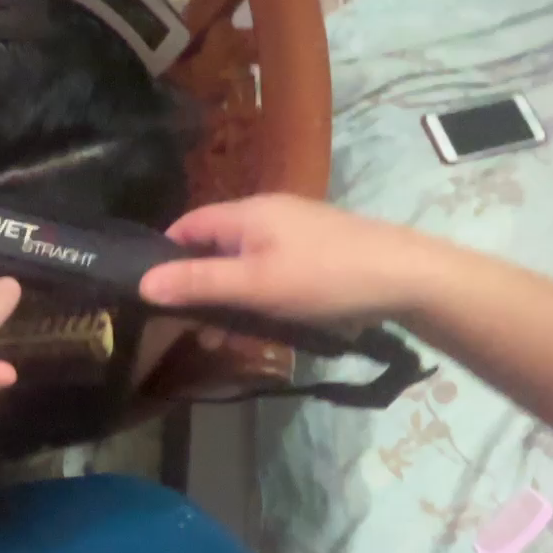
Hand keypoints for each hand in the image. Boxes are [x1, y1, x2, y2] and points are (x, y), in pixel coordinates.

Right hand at [138, 195, 441, 324]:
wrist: (409, 279)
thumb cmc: (323, 278)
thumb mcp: (253, 285)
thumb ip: (197, 284)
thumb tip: (143, 283)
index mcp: (246, 213)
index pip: (187, 226)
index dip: (164, 257)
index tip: (155, 295)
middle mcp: (266, 215)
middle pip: (212, 248)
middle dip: (198, 288)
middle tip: (191, 327)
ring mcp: (292, 234)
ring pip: (240, 266)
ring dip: (227, 301)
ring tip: (225, 340)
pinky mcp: (313, 253)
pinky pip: (267, 274)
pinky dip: (256, 299)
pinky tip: (261, 329)